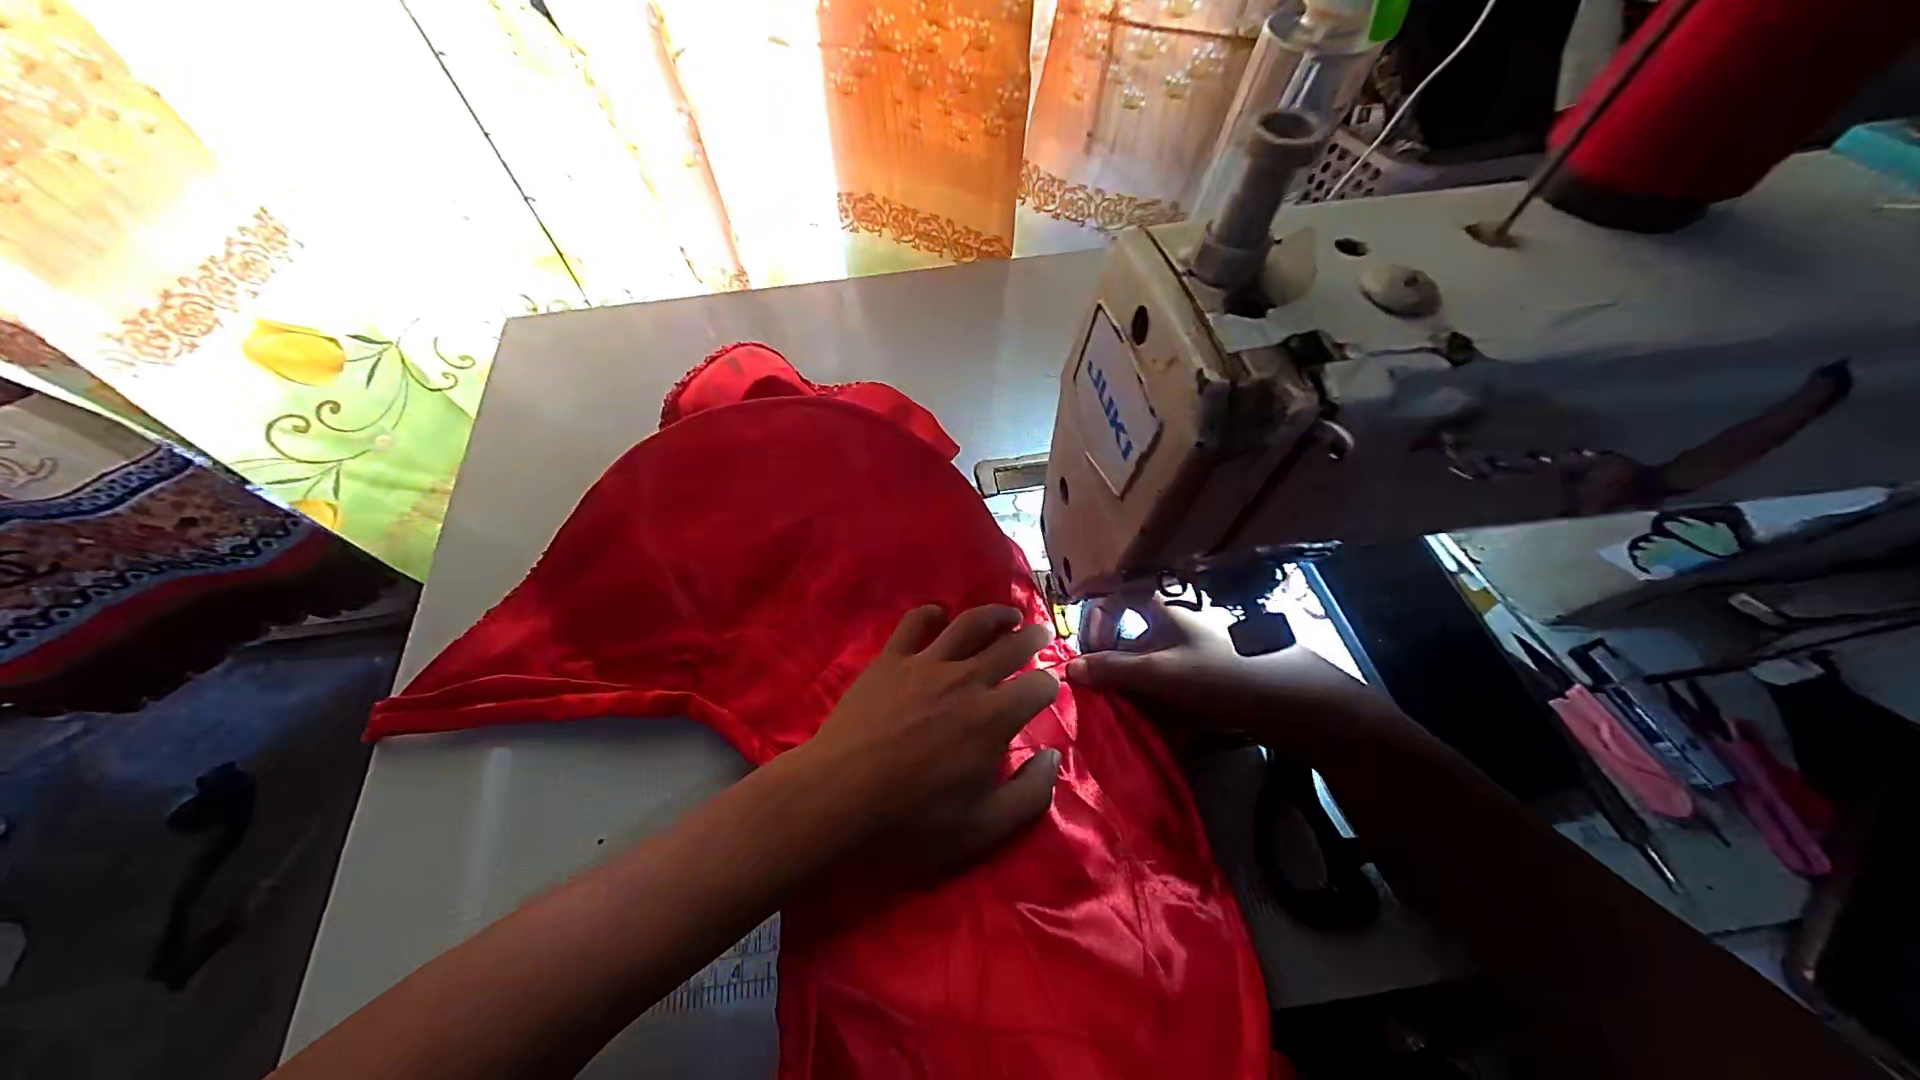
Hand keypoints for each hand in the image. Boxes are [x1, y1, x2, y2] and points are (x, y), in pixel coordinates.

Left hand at [808, 604, 1062, 875]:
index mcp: (994, 718)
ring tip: (1007, 614)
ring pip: (969, 624)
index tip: (1050, 688)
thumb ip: (1030, 794)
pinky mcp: (891, 659)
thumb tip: (1053, 757)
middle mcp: (966, 679)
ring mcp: (926, 663)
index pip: (1038, 686)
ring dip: (995, 615)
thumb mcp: (983, 826)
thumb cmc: (912, 818)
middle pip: (1011, 645)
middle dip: (1034, 637)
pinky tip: (940, 615)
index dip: (1050, 684)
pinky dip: (932, 613)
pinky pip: (915, 623)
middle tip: (1043, 632)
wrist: (839, 795)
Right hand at [1065, 597, 1406, 748]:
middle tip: (1103, 693)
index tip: (1083, 654)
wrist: (1301, 704)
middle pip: (1132, 634)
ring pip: (1154, 661)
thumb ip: (1115, 669)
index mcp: (1165, 608)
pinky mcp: (1216, 673)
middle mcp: (1181, 621)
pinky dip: (1163, 699)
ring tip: (1132, 714)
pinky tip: (1167, 725)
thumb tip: (1069, 666)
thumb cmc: (1225, 677)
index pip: (1115, 598)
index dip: (1094, 621)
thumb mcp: (1162, 674)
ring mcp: (1200, 647)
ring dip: (1137, 687)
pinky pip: (1176, 682)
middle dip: (1113, 664)